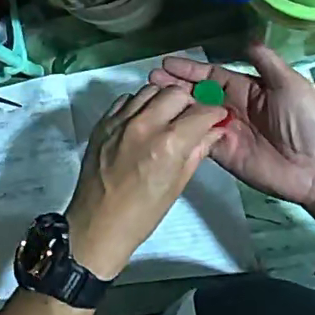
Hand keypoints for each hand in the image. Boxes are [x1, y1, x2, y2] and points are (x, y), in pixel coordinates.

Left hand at [65, 84, 229, 277]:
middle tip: (191, 118)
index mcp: (168, 144)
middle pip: (176, 93)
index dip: (214, 113)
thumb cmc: (142, 214)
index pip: (201, 112)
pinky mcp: (103, 123)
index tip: (216, 117)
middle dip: (189, 103)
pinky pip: (126, 99)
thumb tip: (215, 130)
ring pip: (150, 90)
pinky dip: (139, 105)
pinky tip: (143, 122)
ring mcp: (120, 121)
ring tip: (166, 118)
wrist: (98, 225)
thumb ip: (198, 150)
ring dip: (163, 100)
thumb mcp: (178, 184)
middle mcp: (144, 125)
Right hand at [149, 43, 314, 211]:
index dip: (191, 69)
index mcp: (248, 88)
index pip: (212, 75)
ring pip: (194, 115)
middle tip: (151, 78)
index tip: (167, 63)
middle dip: (175, 85)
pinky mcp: (223, 154)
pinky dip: (182, 131)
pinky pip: (198, 139)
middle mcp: (233, 107)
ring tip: (151, 96)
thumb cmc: (308, 122)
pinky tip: (164, 123)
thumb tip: (247, 38)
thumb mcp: (291, 83)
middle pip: (198, 93)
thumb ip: (266, 62)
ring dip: (174, 106)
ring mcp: (226, 131)